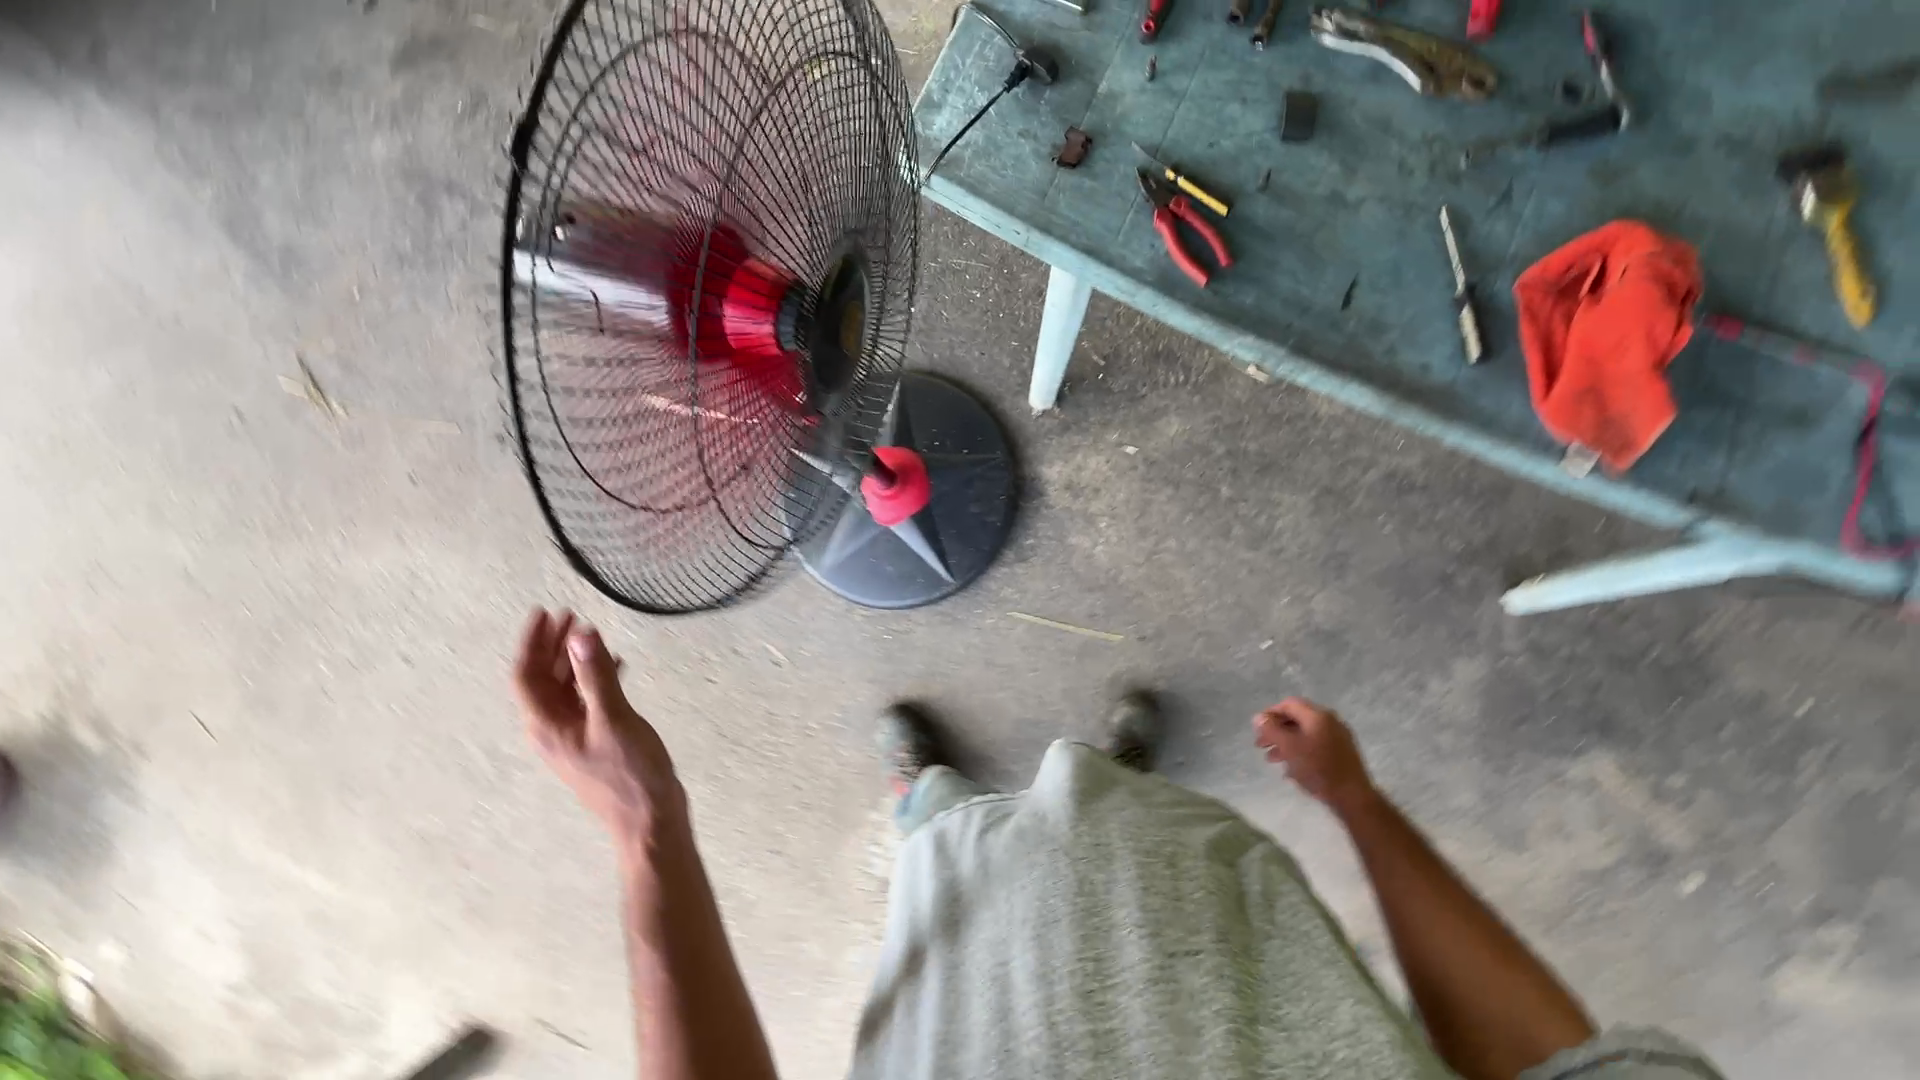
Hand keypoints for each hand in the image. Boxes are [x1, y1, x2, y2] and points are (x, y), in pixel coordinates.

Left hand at [513, 609, 684, 839]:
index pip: (526, 675)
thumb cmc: (629, 771)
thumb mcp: (613, 718)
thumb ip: (595, 675)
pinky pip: (585, 701)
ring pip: (564, 689)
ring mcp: (574, 738)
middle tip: (569, 615)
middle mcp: (553, 730)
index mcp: (547, 726)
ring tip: (590, 634)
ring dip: (572, 661)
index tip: (546, 611)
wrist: (649, 821)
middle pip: (542, 680)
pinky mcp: (596, 742)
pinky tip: (615, 668)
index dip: (533, 641)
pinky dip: (594, 679)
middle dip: (552, 646)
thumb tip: (579, 634)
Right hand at [1253, 697, 1374, 813]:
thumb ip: (1271, 730)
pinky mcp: (1342, 754)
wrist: (1352, 797)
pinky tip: (1291, 770)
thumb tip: (1258, 717)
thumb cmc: (1318, 769)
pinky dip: (1300, 752)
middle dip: (1276, 731)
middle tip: (1261, 745)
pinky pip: (1315, 746)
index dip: (1270, 714)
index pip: (1289, 704)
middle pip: (1296, 719)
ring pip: (1305, 734)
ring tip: (1272, 759)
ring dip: (1286, 744)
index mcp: (1318, 716)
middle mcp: (1330, 722)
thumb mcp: (1289, 747)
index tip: (1258, 729)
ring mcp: (1338, 738)